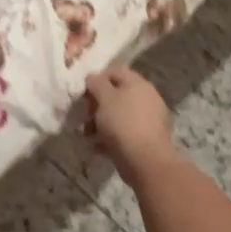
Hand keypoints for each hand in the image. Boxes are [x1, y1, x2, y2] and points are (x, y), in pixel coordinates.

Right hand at [84, 65, 176, 182]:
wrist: (145, 160)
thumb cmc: (122, 123)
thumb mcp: (104, 97)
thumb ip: (96, 83)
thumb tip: (92, 77)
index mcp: (138, 84)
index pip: (115, 71)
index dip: (97, 79)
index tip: (83, 92)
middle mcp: (145, 98)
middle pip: (115, 94)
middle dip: (96, 104)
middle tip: (84, 115)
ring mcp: (147, 119)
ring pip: (117, 115)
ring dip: (99, 123)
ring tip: (87, 134)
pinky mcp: (144, 138)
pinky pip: (122, 132)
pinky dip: (109, 137)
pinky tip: (97, 146)